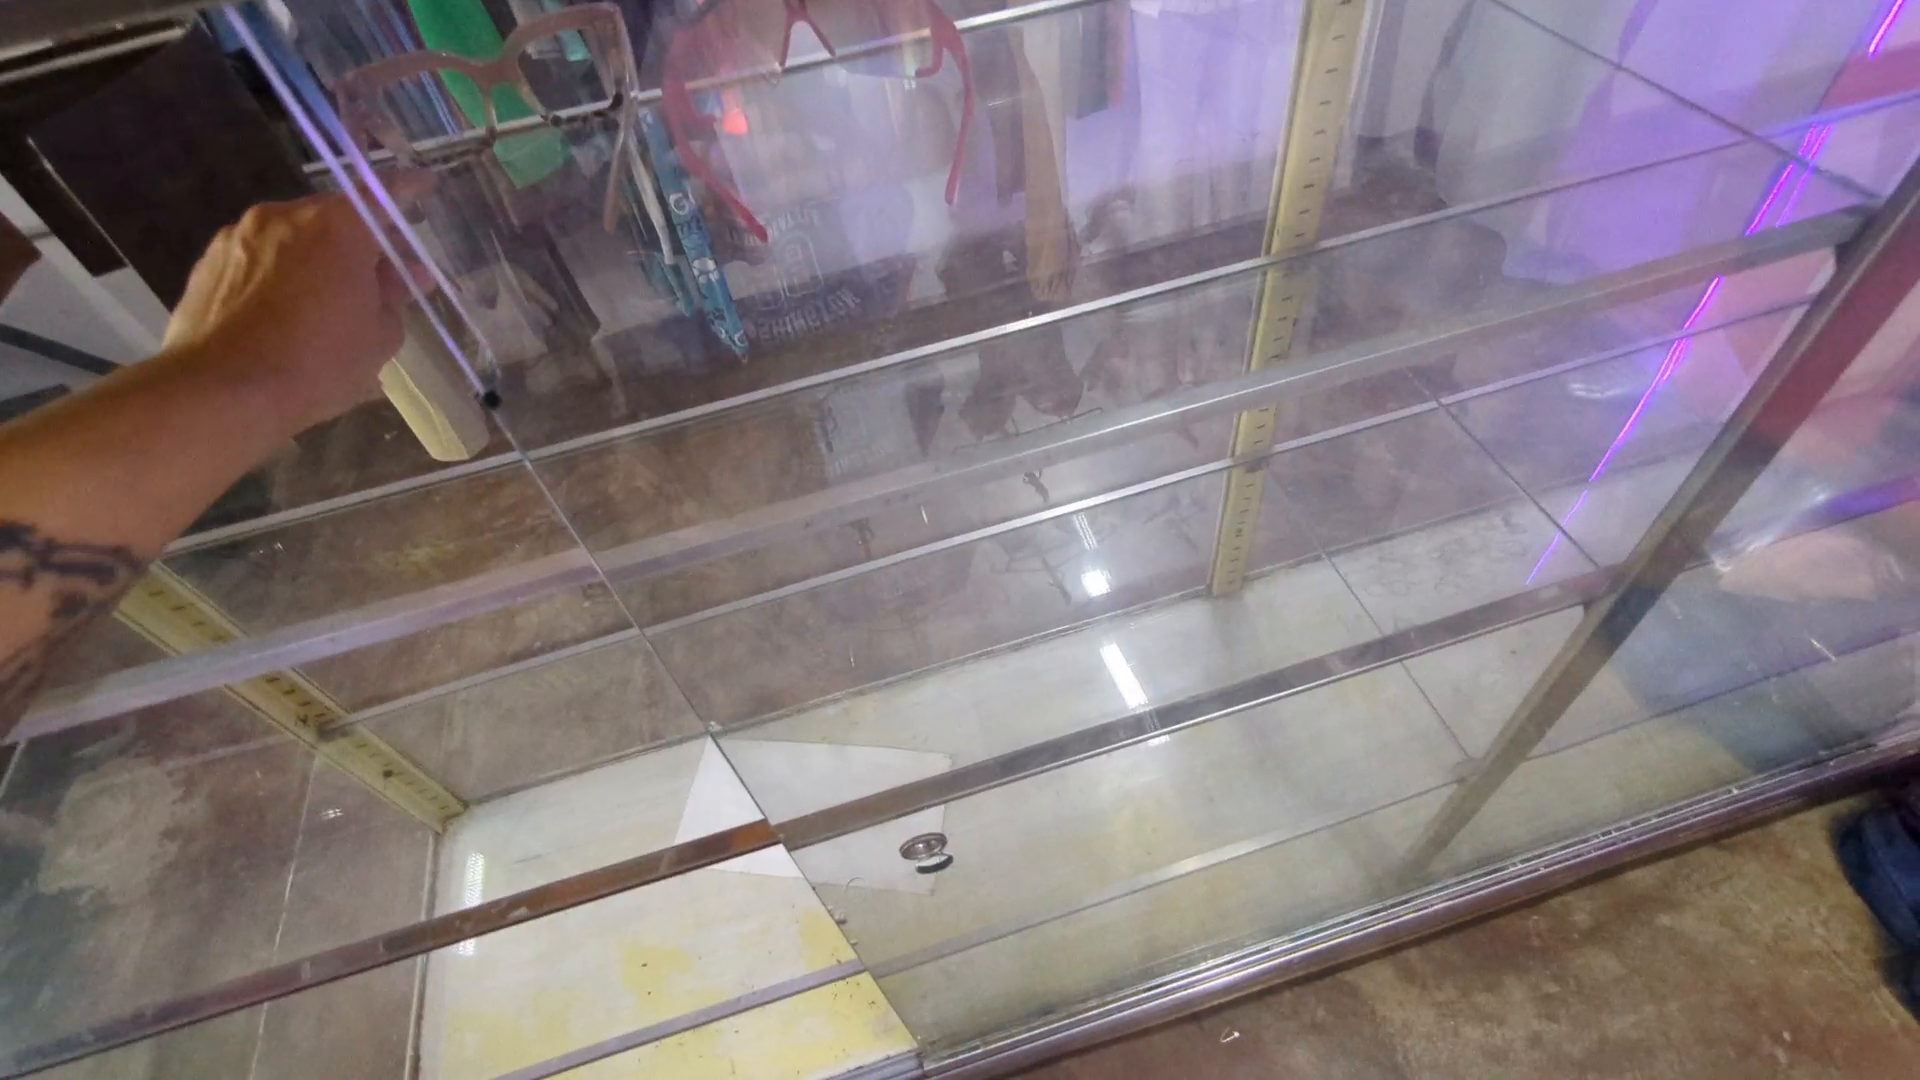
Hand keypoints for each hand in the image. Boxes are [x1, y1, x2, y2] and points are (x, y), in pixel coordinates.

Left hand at [162, 182, 431, 433]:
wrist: (226, 388)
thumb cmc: (322, 360)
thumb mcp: (382, 334)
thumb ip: (394, 294)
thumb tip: (404, 273)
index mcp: (335, 230)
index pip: (378, 195)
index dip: (407, 189)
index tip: (426, 185)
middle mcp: (283, 219)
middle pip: (335, 217)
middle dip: (366, 239)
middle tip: (391, 272)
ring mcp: (239, 237)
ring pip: (298, 237)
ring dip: (326, 258)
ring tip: (344, 299)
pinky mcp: (212, 263)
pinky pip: (266, 258)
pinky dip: (291, 273)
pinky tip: (301, 312)